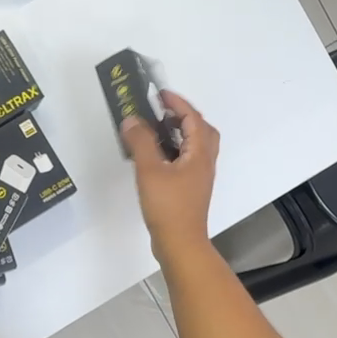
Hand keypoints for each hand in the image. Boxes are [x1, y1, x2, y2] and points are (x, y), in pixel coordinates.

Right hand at [123, 90, 219, 260]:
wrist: (180, 243)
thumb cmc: (168, 206)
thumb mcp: (150, 170)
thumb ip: (140, 142)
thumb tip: (132, 119)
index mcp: (200, 152)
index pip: (192, 118)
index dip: (177, 103)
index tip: (159, 94)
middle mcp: (204, 162)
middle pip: (200, 130)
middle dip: (182, 117)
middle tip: (161, 113)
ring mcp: (199, 178)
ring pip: (194, 147)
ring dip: (179, 134)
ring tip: (156, 132)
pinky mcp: (190, 190)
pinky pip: (186, 161)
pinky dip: (174, 152)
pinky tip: (156, 159)